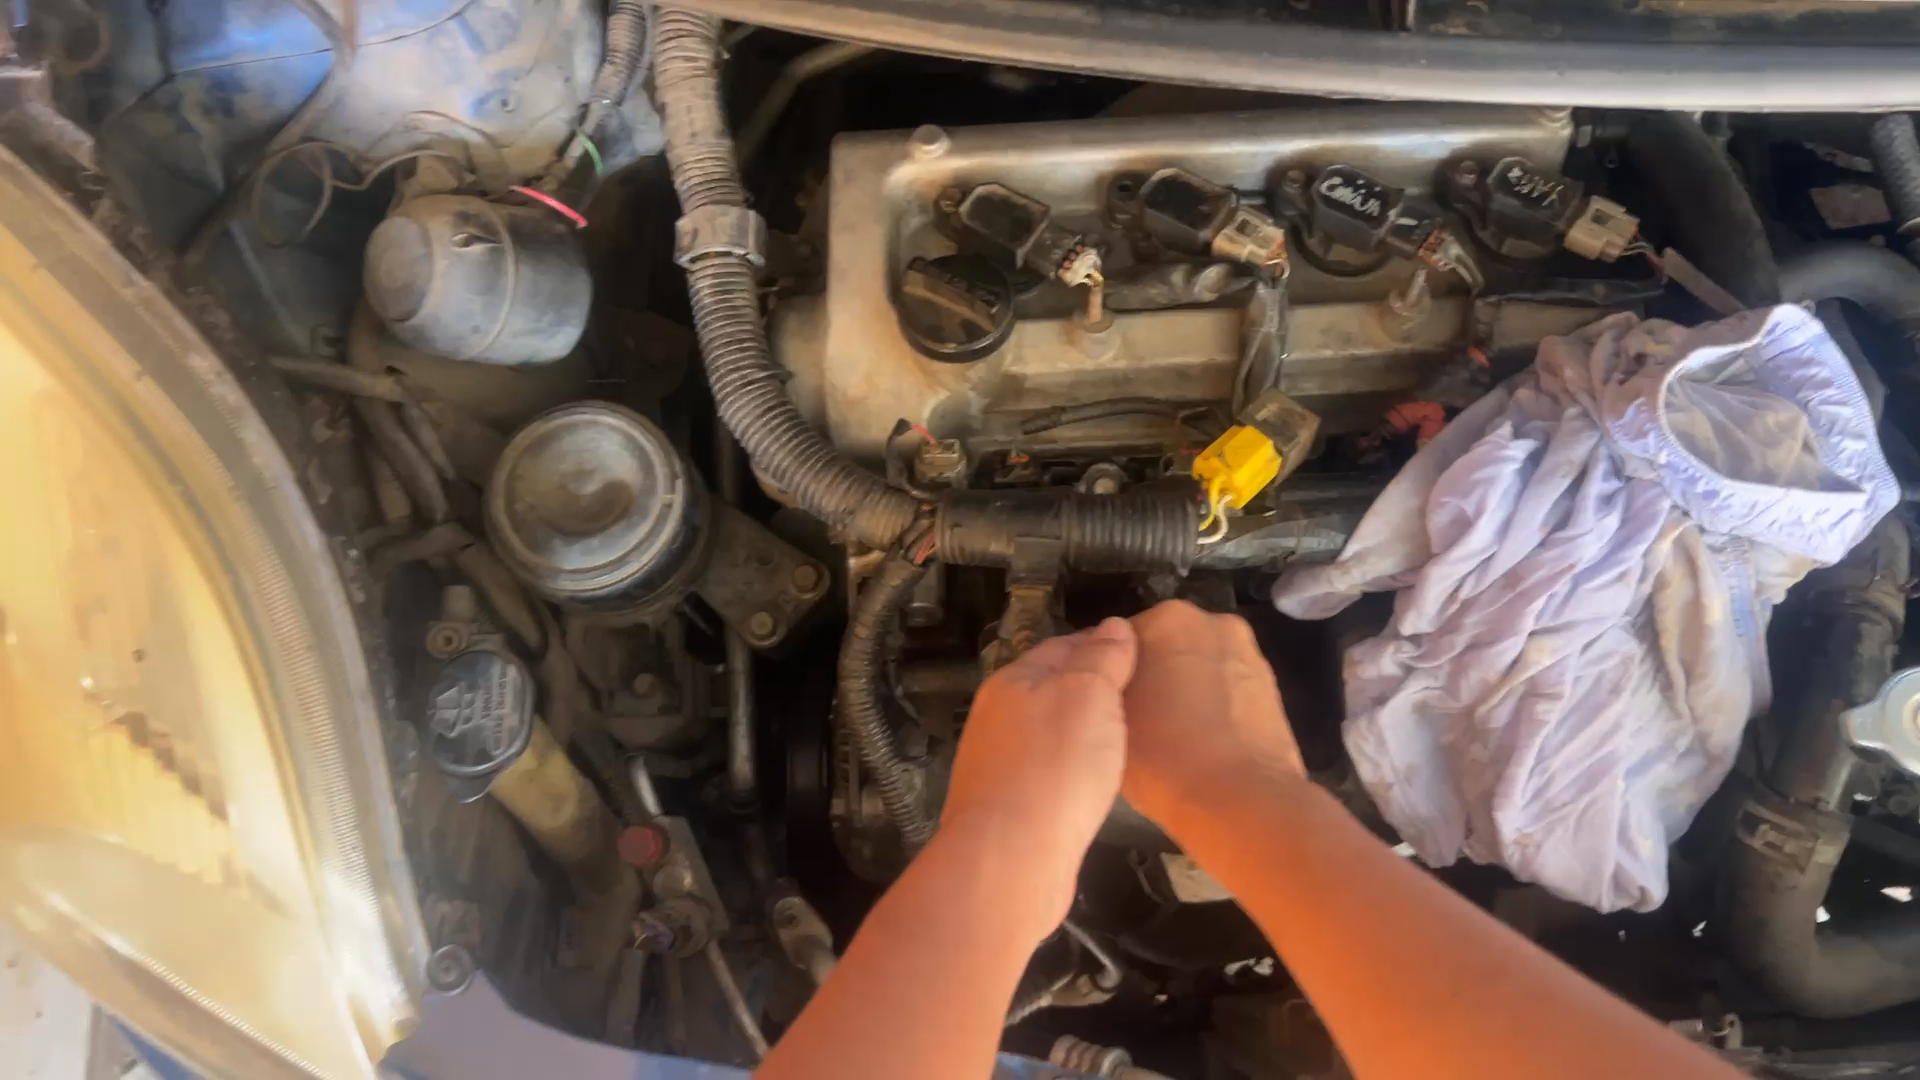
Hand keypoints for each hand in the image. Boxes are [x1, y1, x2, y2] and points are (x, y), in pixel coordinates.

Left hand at [940, 618, 1136, 931]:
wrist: (1010, 858)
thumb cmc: (1054, 766)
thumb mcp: (1088, 695)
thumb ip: (1103, 658)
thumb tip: (1114, 625)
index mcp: (1013, 681)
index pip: (1063, 646)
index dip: (1101, 643)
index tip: (1139, 649)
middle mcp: (998, 716)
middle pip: (1052, 688)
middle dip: (1091, 686)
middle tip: (1140, 692)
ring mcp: (997, 762)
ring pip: (1049, 730)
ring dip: (1082, 728)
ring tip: (1125, 733)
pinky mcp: (1007, 805)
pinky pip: (1046, 770)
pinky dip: (1072, 766)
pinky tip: (1094, 778)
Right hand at [1122, 600, 1304, 832]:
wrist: (1243, 802)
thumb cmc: (1161, 754)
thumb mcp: (1104, 716)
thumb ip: (1102, 682)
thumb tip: (1110, 677)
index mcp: (1166, 618)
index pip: (1118, 639)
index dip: (1108, 673)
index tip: (1102, 704)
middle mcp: (1212, 622)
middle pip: (1164, 646)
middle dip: (1150, 674)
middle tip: (1133, 719)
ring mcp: (1249, 653)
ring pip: (1197, 668)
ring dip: (1183, 689)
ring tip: (1170, 735)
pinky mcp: (1273, 688)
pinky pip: (1226, 690)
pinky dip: (1213, 707)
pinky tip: (1202, 743)